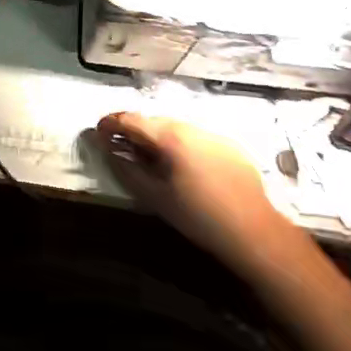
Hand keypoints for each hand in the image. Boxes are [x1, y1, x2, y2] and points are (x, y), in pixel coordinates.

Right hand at [92, 112, 309, 276]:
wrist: (253, 231)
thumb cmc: (198, 217)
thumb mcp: (155, 197)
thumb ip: (128, 170)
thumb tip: (109, 150)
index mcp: (171, 137)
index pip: (132, 119)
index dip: (111, 123)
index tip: (97, 131)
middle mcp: (192, 128)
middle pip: (155, 120)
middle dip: (134, 130)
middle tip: (120, 146)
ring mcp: (214, 135)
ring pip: (177, 128)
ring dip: (158, 137)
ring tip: (149, 157)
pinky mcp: (230, 146)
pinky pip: (197, 139)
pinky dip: (181, 145)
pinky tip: (182, 166)